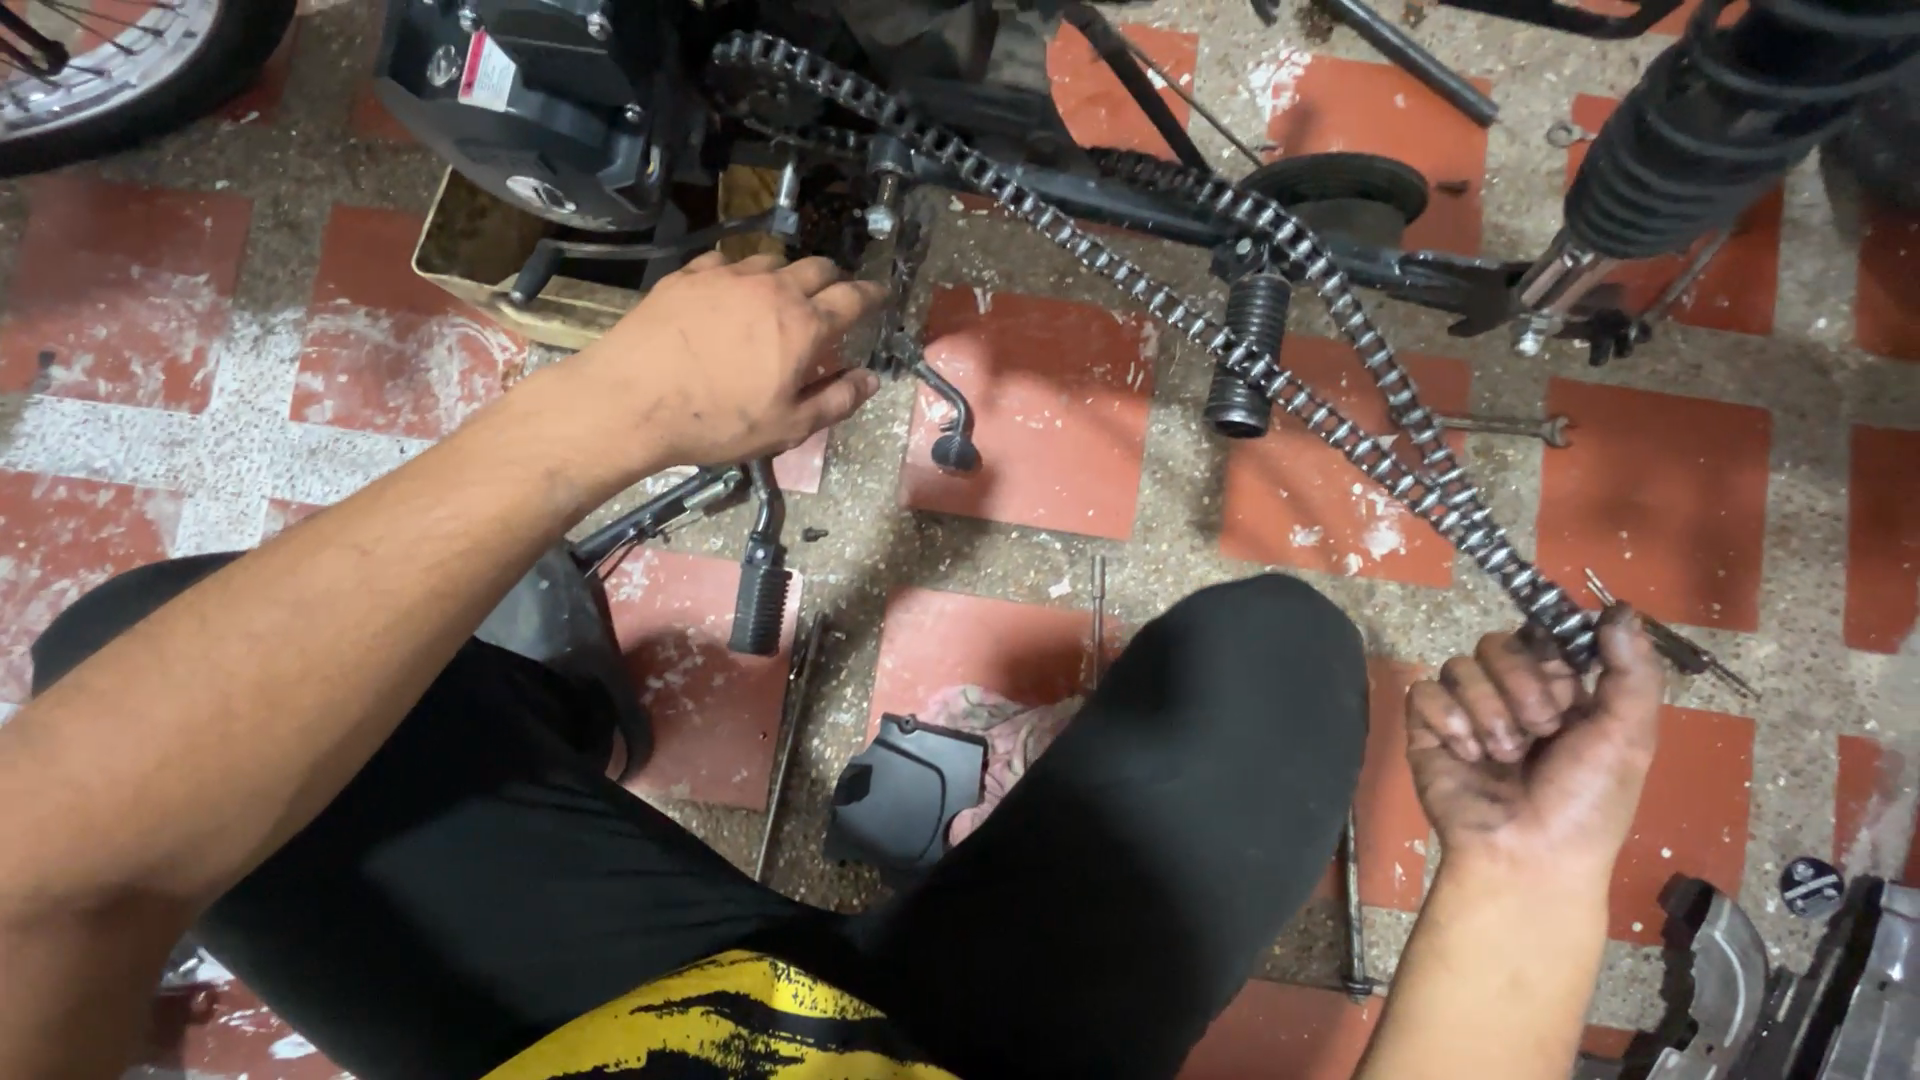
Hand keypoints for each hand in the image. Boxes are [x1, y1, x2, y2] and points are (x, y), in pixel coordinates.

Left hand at [562, 252, 885, 469]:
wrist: (632, 401)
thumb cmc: (717, 422)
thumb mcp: (788, 427)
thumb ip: (836, 400)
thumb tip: (871, 380)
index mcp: (803, 325)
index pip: (852, 298)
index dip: (872, 295)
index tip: (881, 294)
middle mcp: (771, 289)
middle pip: (816, 267)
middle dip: (834, 279)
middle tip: (834, 296)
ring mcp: (726, 276)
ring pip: (772, 260)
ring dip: (787, 275)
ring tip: (781, 297)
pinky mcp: (687, 275)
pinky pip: (726, 262)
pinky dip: (740, 275)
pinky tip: (730, 295)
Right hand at [1404, 610, 1664, 878]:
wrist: (1528, 853)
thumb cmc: (1587, 803)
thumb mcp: (1629, 738)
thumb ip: (1631, 672)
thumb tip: (1620, 608)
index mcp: (1560, 694)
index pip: (1541, 638)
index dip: (1550, 652)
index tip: (1565, 679)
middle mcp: (1508, 695)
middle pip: (1496, 644)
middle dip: (1520, 685)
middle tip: (1539, 729)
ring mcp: (1464, 710)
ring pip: (1459, 666)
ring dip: (1488, 712)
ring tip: (1502, 754)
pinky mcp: (1426, 727)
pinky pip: (1425, 692)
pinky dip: (1449, 721)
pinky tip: (1467, 754)